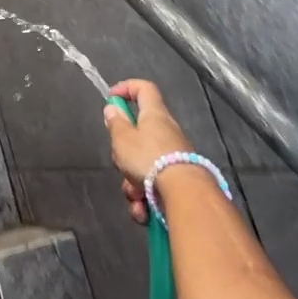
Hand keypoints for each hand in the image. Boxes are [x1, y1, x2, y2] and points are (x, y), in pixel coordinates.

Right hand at [103, 79, 191, 225]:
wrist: (186, 194)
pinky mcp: (178, 180)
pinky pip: (153, 185)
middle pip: (138, 135)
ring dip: (132, 183)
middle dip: (124, 154)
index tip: (111, 98)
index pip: (144, 88)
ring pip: (143, 164)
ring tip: (135, 197)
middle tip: (120, 162)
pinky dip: (145, 199)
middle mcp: (166, 132)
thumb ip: (116, 123)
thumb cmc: (149, 158)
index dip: (127, 88)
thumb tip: (113, 108)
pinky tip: (144, 210)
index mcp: (154, 115)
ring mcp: (174, 157)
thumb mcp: (122, 138)